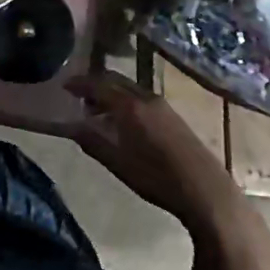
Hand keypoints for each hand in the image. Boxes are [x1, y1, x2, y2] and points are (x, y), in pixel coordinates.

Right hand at [68, 71, 242, 228]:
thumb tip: (70, 125)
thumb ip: (91, 141)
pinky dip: (125, 100)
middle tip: (78, 94)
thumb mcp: (116, 162)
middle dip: (95, 84)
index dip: (79, 83)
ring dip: (111, 93)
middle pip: (115, 80)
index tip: (64, 85)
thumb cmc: (156, 177)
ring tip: (97, 110)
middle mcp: (146, 97)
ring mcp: (162, 105)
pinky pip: (141, 97)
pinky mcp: (173, 116)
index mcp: (129, 105)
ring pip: (129, 88)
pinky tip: (123, 121)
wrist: (205, 190)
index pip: (98, 84)